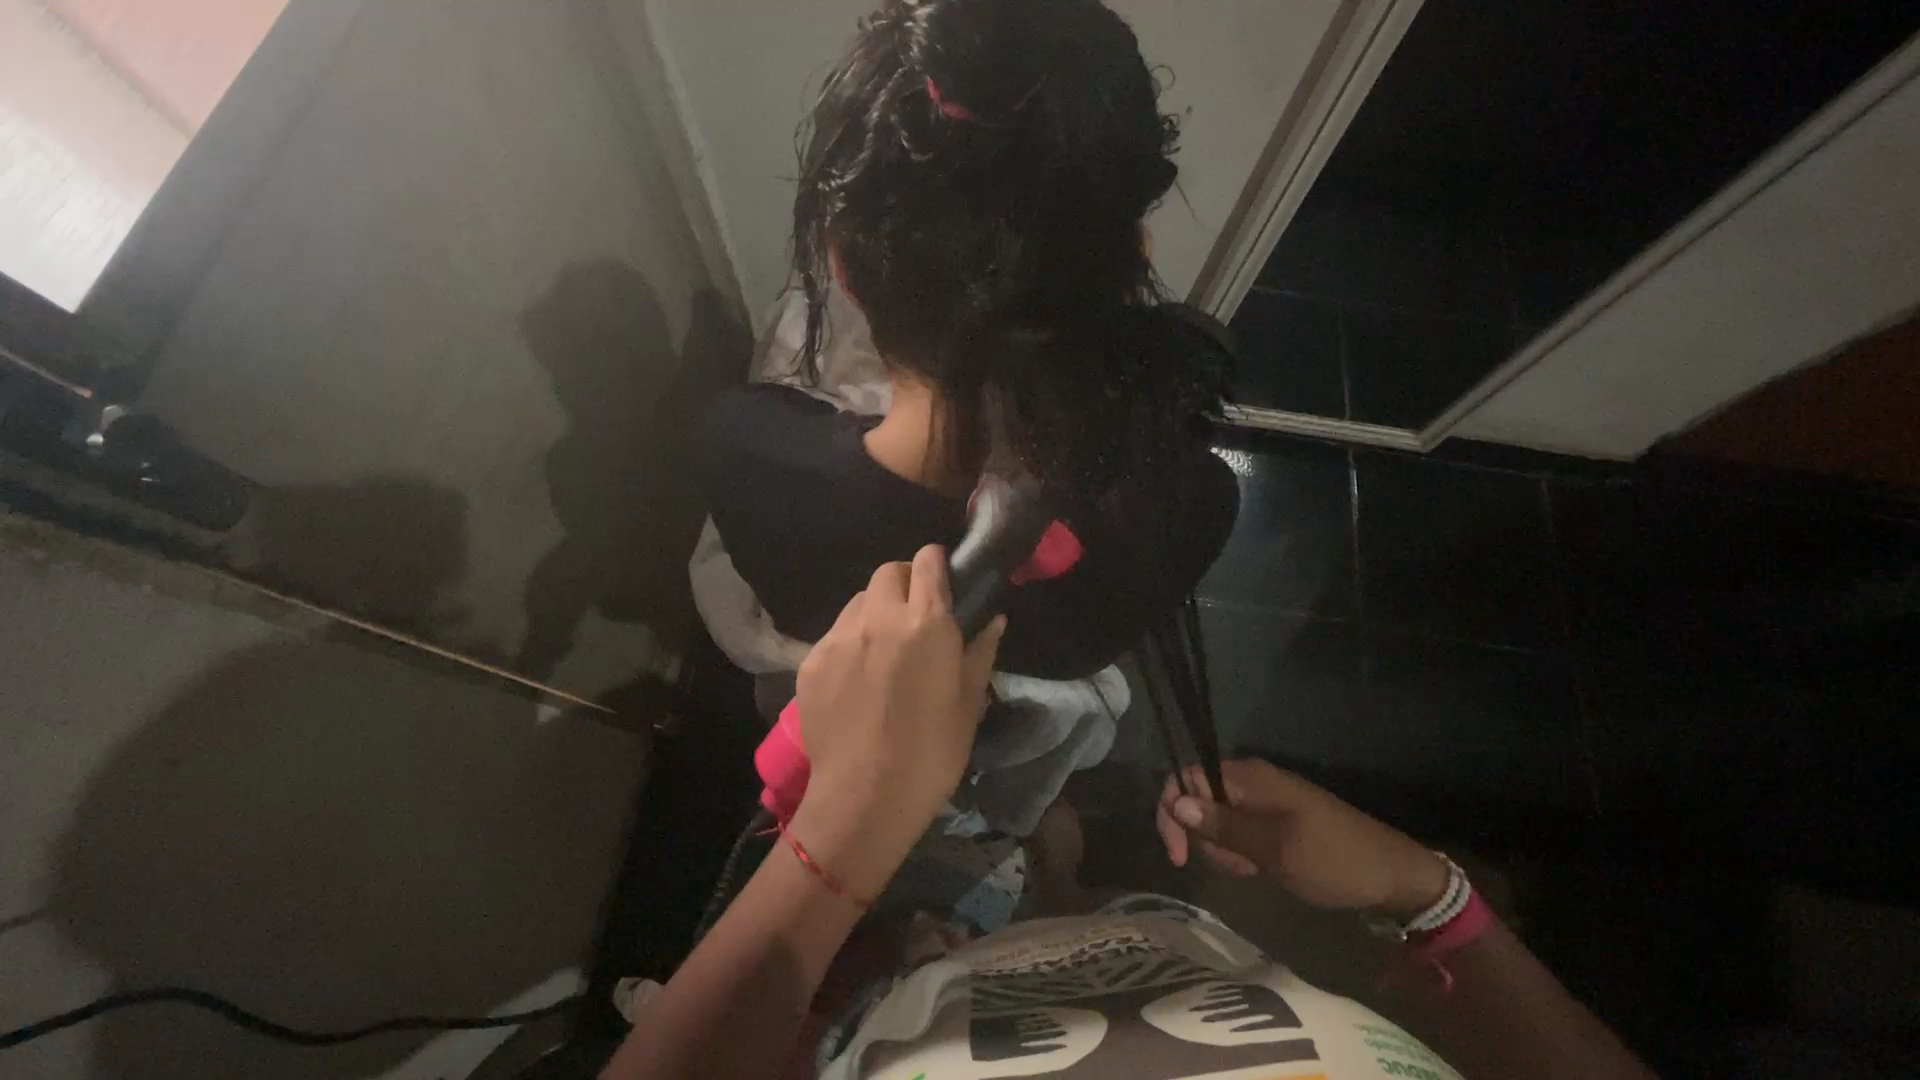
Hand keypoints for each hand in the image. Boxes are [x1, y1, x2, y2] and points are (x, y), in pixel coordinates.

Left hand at [791, 546, 1004, 890]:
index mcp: (926, 622)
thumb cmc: (932, 753)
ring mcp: (839, 637)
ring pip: (858, 601)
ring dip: (875, 611)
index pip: (927, 561)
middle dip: (904, 583)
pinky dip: (850, 642)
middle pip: (888, 572)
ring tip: (884, 648)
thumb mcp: (969, 702)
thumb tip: (993, 619)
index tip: (943, 581)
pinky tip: (857, 679)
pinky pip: (835, 634)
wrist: (866, 796)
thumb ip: (980, 652)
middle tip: (915, 616)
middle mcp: (879, 617)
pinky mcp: (811, 660)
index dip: (937, 564)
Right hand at [1155, 758, 1448, 917]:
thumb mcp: (1275, 849)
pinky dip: (1241, 852)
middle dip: (1206, 838)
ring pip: (1216, 820)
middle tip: (1241, 866)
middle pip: (1197, 801)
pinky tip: (1262, 869)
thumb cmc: (1334, 859)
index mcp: (1249, 777)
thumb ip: (1223, 827)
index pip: (1185, 777)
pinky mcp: (1273, 818)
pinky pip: (1238, 830)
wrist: (1393, 876)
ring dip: (1225, 850)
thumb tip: (1175, 802)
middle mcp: (1251, 780)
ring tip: (1257, 870)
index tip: (1180, 856)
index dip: (1172, 812)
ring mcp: (1263, 799)